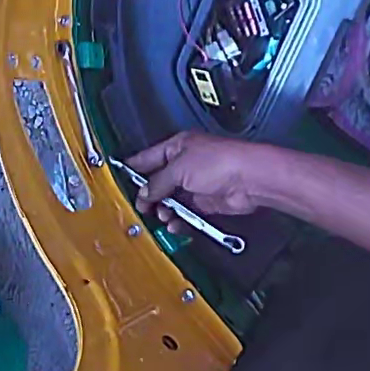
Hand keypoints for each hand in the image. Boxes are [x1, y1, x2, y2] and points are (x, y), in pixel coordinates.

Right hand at [125, 131, 280, 217]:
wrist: (250, 179)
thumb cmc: (218, 163)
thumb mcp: (179, 169)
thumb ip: (158, 182)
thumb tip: (143, 193)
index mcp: (177, 147)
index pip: (148, 157)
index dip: (134, 168)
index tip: (119, 180)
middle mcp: (185, 164)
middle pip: (158, 181)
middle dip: (149, 195)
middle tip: (142, 207)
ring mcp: (195, 183)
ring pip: (171, 199)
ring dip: (164, 209)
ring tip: (162, 216)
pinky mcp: (205, 201)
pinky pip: (185, 211)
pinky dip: (178, 218)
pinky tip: (174, 224)